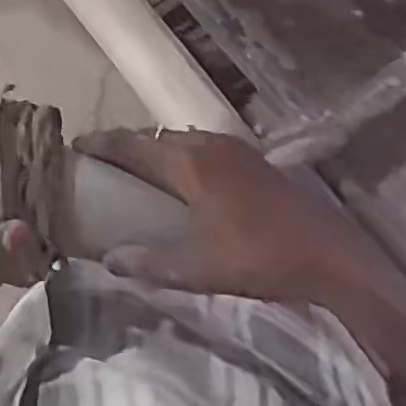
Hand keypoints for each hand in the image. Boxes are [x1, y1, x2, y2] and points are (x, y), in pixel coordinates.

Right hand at [76, 130, 405, 405]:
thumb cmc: (258, 256)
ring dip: (158, 150)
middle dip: (129, 146)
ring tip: (141, 171)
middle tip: (106, 163)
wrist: (327, 252)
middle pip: (157, 138)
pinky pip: (203, 146)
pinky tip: (186, 178)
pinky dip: (183, 155)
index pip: (134, 145)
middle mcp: (208, 144)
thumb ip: (151, 262)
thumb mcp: (198, 267)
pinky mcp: (251, 159)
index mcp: (190, 162)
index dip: (104, 143)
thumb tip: (110, 259)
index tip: (77, 143)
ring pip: (182, 140)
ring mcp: (233, 148)